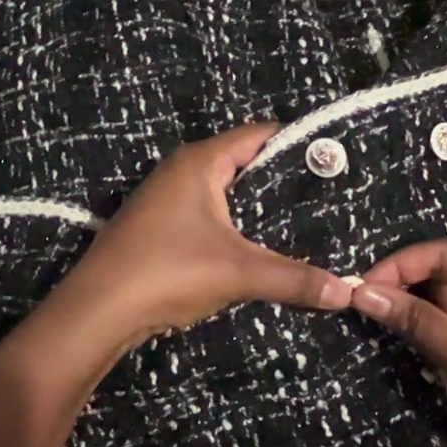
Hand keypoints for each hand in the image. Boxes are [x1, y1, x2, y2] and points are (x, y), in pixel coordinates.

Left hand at [55, 123, 355, 344]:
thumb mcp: (238, 272)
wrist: (96, 312)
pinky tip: (265, 250)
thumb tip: (350, 292)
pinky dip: (238, 229)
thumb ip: (295, 278)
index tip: (339, 164)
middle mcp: (183, 170)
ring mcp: (169, 199)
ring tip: (309, 227)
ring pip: (228, 195)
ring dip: (261, 212)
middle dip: (285, 185)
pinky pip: (212, 217)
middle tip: (333, 201)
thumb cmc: (167, 272)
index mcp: (201, 161)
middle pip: (246, 164)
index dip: (300, 147)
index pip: (261, 135)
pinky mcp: (161, 227)